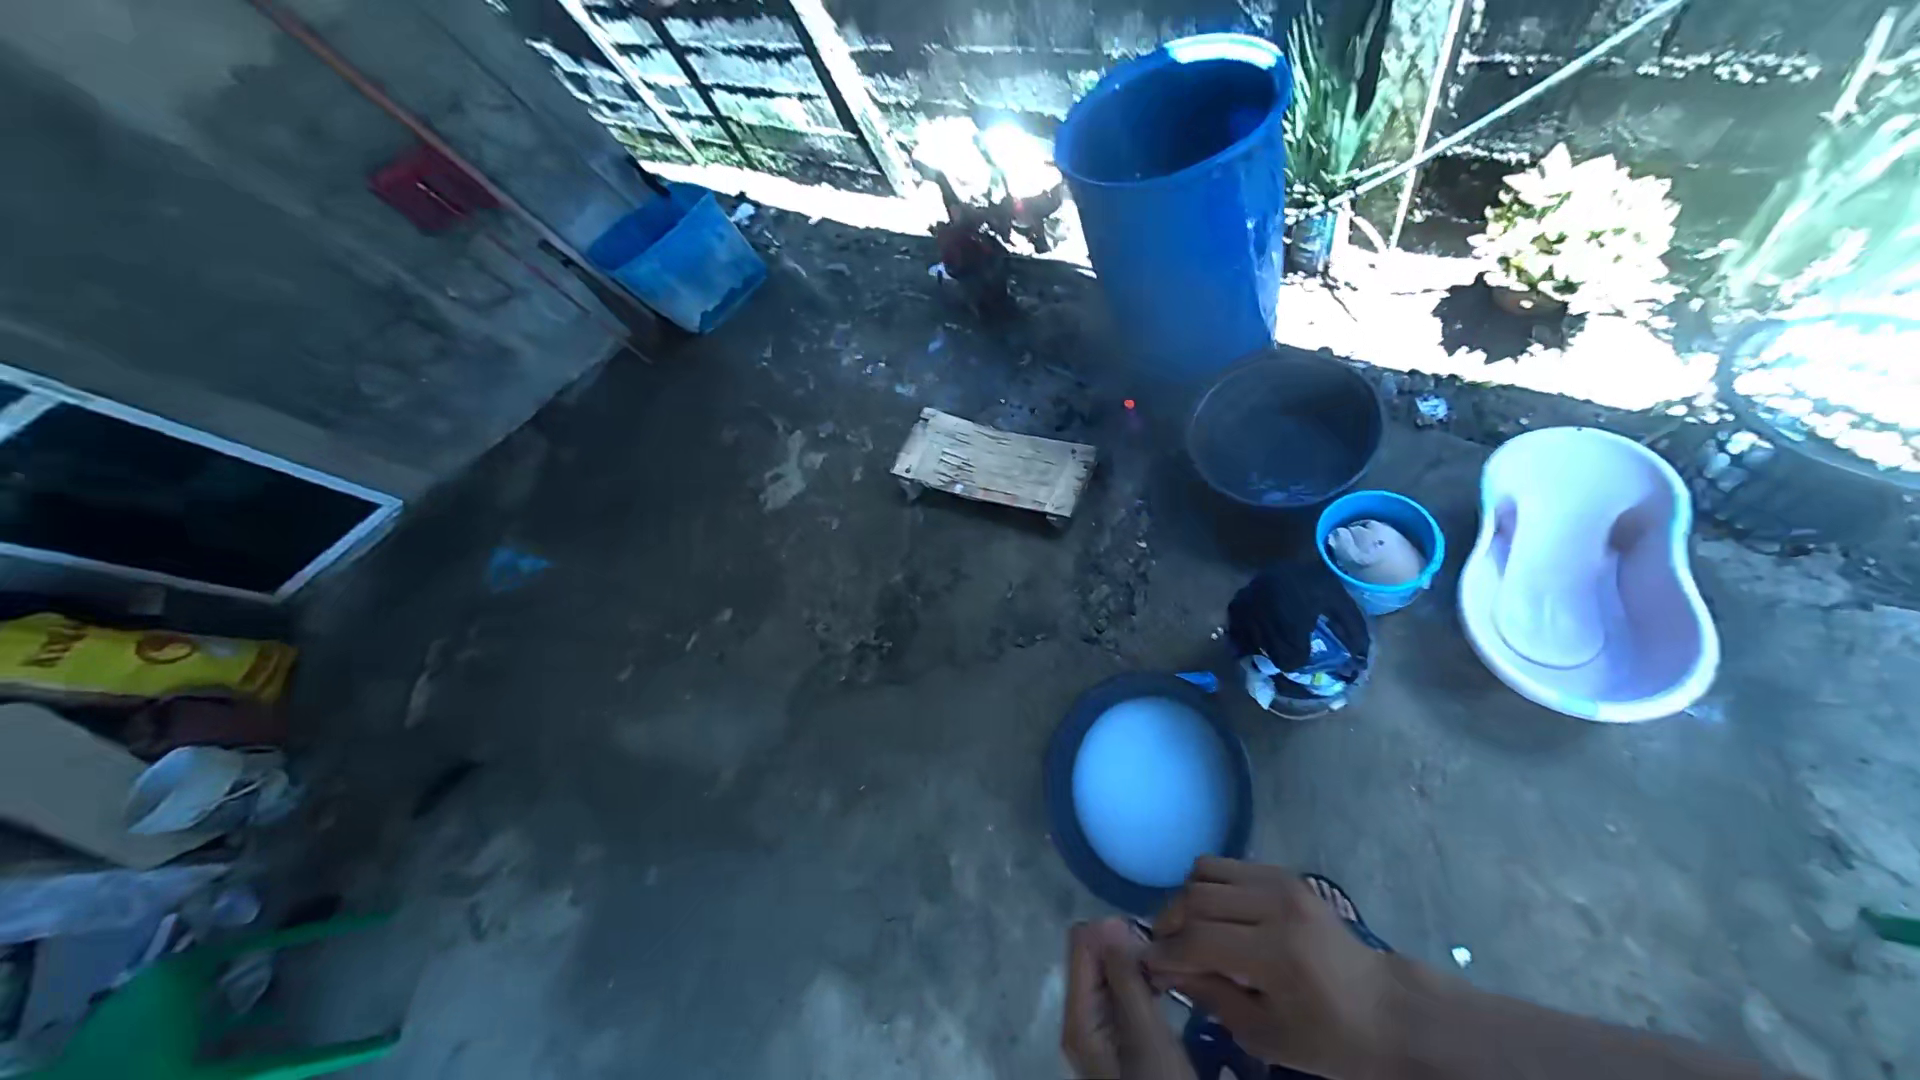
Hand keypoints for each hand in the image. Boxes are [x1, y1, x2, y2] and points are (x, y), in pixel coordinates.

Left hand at [1063, 918, 1195, 1079]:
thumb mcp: (1146, 1036)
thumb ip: (1125, 979)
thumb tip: (1112, 922)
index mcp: (1078, 1015)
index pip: (1080, 942)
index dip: (1112, 932)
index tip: (1149, 941)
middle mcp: (1080, 1016)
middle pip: (1091, 954)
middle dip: (1123, 944)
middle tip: (1161, 957)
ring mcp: (1096, 1028)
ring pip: (1107, 970)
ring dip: (1133, 962)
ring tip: (1165, 971)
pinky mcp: (1115, 1036)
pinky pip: (1118, 990)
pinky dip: (1138, 980)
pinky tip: (1161, 987)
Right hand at [1146, 859, 1400, 1079]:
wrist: (1386, 1009)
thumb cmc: (1329, 1037)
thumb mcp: (1265, 1035)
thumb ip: (1208, 995)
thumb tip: (1161, 968)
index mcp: (1277, 954)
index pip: (1198, 939)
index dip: (1165, 952)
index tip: (1147, 963)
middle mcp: (1276, 906)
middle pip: (1195, 898)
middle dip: (1170, 923)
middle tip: (1165, 948)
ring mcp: (1281, 882)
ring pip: (1204, 872)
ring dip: (1186, 900)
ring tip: (1188, 928)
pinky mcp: (1282, 873)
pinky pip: (1224, 865)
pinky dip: (1207, 885)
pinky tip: (1215, 914)